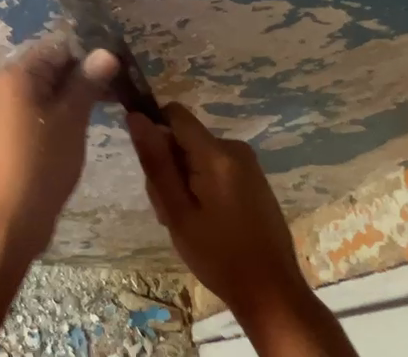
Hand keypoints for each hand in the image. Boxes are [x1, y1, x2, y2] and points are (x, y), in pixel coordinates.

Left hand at [0, 40, 119, 261]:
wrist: (11, 217)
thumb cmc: (42, 161)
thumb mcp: (71, 118)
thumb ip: (87, 82)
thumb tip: (106, 52)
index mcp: (18, 74)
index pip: (58, 46)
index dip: (90, 52)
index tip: (121, 65)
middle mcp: (10, 86)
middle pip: (54, 66)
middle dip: (86, 73)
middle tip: (123, 85)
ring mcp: (11, 110)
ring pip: (51, 90)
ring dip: (79, 93)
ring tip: (113, 102)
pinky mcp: (17, 133)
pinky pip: (45, 110)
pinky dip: (66, 111)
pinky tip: (89, 121)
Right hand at [126, 103, 320, 332]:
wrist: (272, 293)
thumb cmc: (218, 255)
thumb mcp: (177, 211)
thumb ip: (156, 162)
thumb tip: (135, 116)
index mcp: (216, 154)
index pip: (175, 114)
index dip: (155, 131)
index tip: (151, 167)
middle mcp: (235, 148)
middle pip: (185, 139)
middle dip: (170, 167)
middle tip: (170, 210)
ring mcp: (248, 164)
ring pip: (197, 156)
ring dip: (184, 181)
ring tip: (186, 222)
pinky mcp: (254, 179)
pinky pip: (215, 167)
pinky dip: (202, 187)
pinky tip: (205, 222)